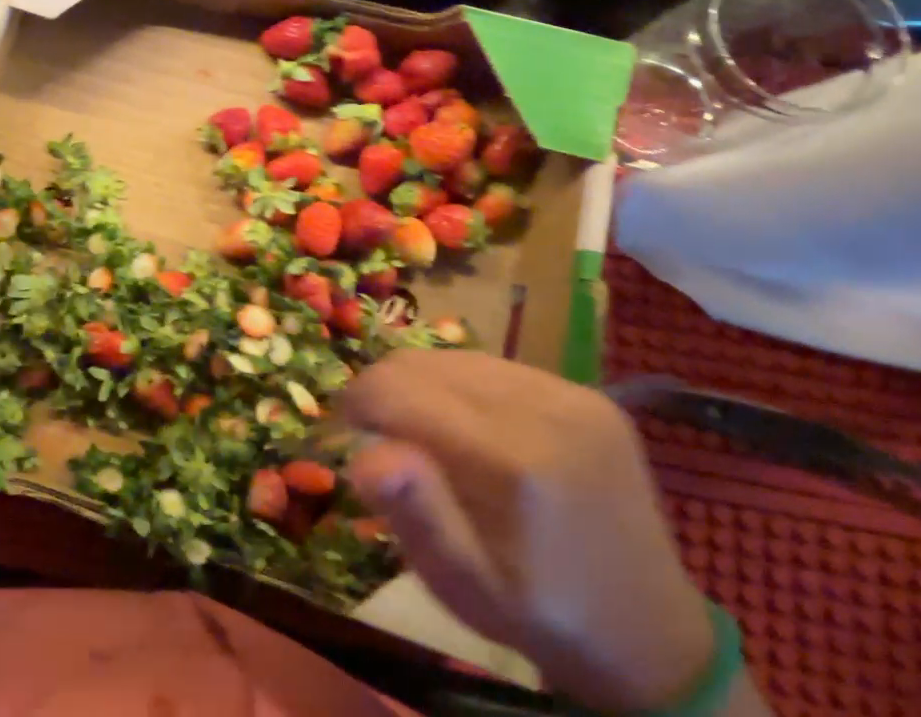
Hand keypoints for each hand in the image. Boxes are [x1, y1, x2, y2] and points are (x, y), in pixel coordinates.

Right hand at [340, 349, 713, 713]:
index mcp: (514, 459)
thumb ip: (415, 513)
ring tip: (417, 437)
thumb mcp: (463, 584)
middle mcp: (548, 410)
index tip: (341, 441)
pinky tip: (464, 430)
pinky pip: (491, 367)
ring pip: (452, 358)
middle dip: (380, 394)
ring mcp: (575, 396)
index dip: (354, 407)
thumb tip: (364, 454)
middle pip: (419, 364)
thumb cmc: (535, 612)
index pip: (396, 390)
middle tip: (374, 442)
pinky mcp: (589, 395)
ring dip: (416, 388)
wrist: (649, 632)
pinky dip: (457, 388)